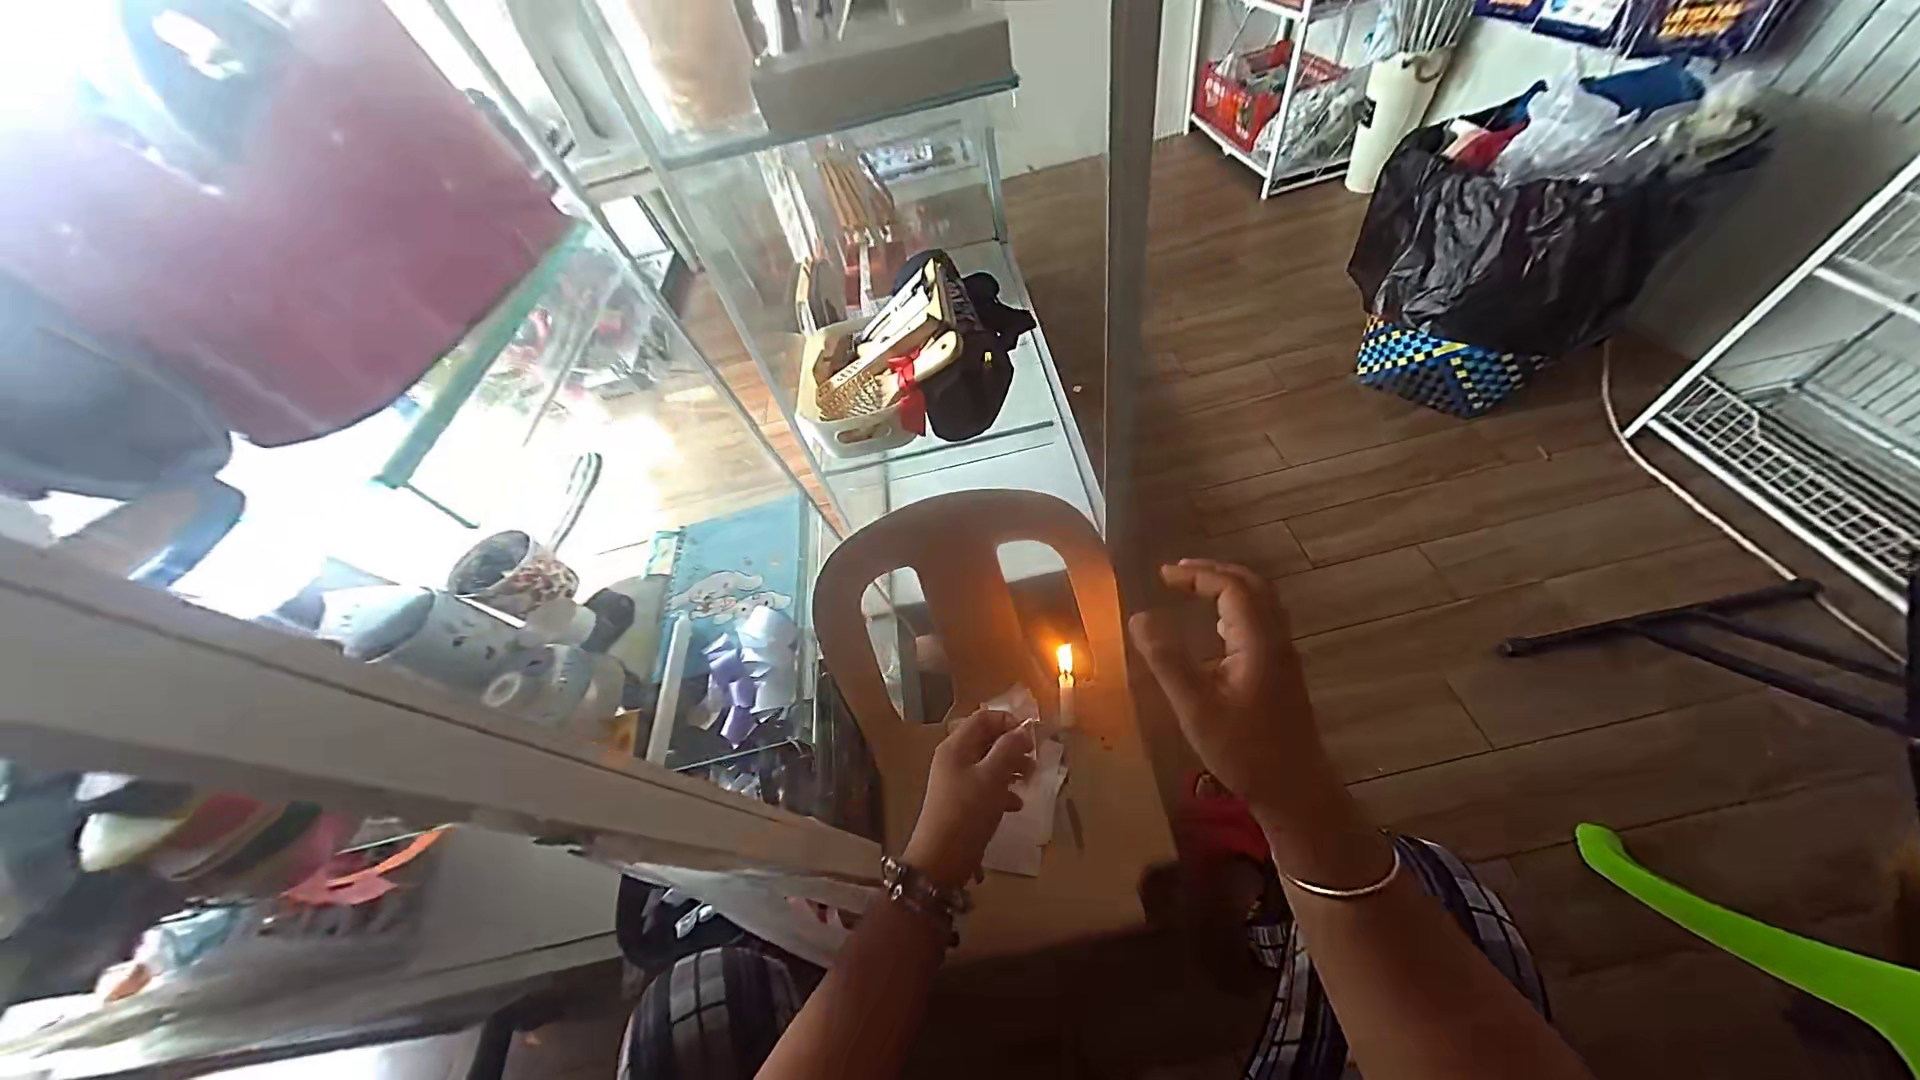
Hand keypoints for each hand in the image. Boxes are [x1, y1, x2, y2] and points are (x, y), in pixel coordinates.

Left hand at [903, 710, 1036, 888]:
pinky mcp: (961, 801)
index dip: (1009, 722)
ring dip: (1010, 768)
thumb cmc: (967, 812)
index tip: (1032, 738)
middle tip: (1034, 761)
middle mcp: (954, 758)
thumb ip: (1009, 749)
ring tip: (1029, 780)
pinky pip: (985, 785)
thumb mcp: (992, 778)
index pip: (984, 718)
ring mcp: (956, 780)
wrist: (941, 860)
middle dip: (1013, 747)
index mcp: (957, 746)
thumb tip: (1023, 731)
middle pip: (987, 739)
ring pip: (988, 763)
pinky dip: (1002, 789)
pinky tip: (1014, 805)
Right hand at [1126, 560, 1332, 824]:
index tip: (1162, 575)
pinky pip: (1259, 621)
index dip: (1197, 575)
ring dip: (1226, 586)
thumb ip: (1167, 660)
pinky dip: (1233, 607)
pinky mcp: (1280, 670)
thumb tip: (1139, 618)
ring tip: (1191, 587)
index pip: (1232, 588)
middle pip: (1252, 586)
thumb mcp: (1195, 707)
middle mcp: (1276, 640)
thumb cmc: (1243, 750)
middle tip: (1176, 572)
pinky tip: (1213, 624)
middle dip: (1214, 572)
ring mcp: (1282, 655)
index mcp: (1259, 642)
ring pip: (1259, 603)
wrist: (1296, 791)